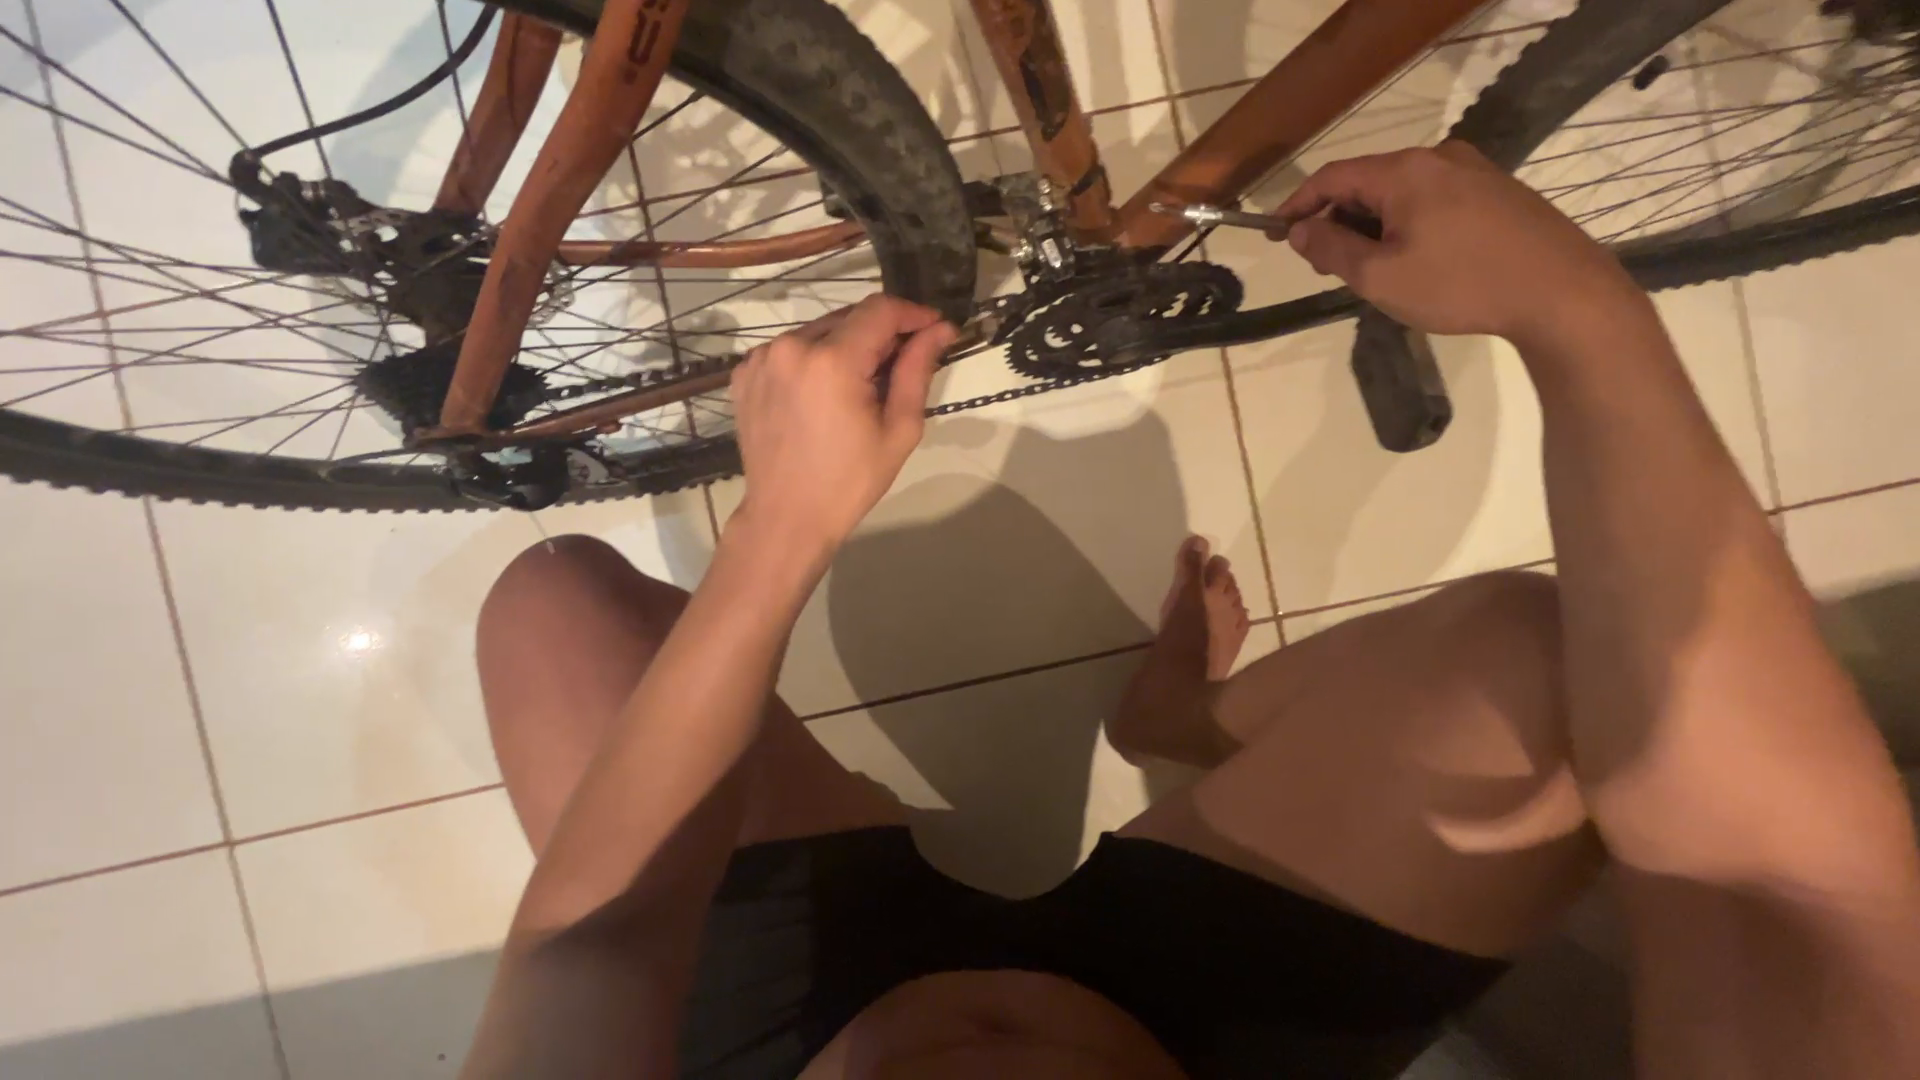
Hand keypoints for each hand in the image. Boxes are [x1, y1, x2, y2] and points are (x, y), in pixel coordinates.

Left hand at [728, 294, 956, 552]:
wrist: (786, 517)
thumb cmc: (850, 481)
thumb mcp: (898, 430)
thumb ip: (917, 371)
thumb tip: (939, 331)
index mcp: (831, 361)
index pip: (880, 310)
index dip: (912, 314)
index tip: (933, 328)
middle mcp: (790, 347)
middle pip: (848, 317)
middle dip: (880, 334)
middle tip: (901, 366)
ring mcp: (761, 359)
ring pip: (818, 332)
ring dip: (845, 347)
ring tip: (859, 387)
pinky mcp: (744, 374)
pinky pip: (790, 351)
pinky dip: (812, 361)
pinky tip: (822, 395)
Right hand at [1274, 142, 1647, 347]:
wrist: (1559, 291)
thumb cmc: (1459, 284)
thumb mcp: (1379, 276)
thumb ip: (1332, 249)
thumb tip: (1300, 230)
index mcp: (1404, 172)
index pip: (1332, 177)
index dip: (1297, 204)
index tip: (1275, 234)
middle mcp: (1437, 158)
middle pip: (1366, 183)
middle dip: (1335, 220)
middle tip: (1321, 264)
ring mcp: (1472, 171)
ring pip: (1399, 194)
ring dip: (1369, 226)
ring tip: (1363, 269)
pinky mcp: (1495, 192)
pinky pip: (1430, 201)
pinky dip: (1403, 225)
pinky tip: (1408, 260)